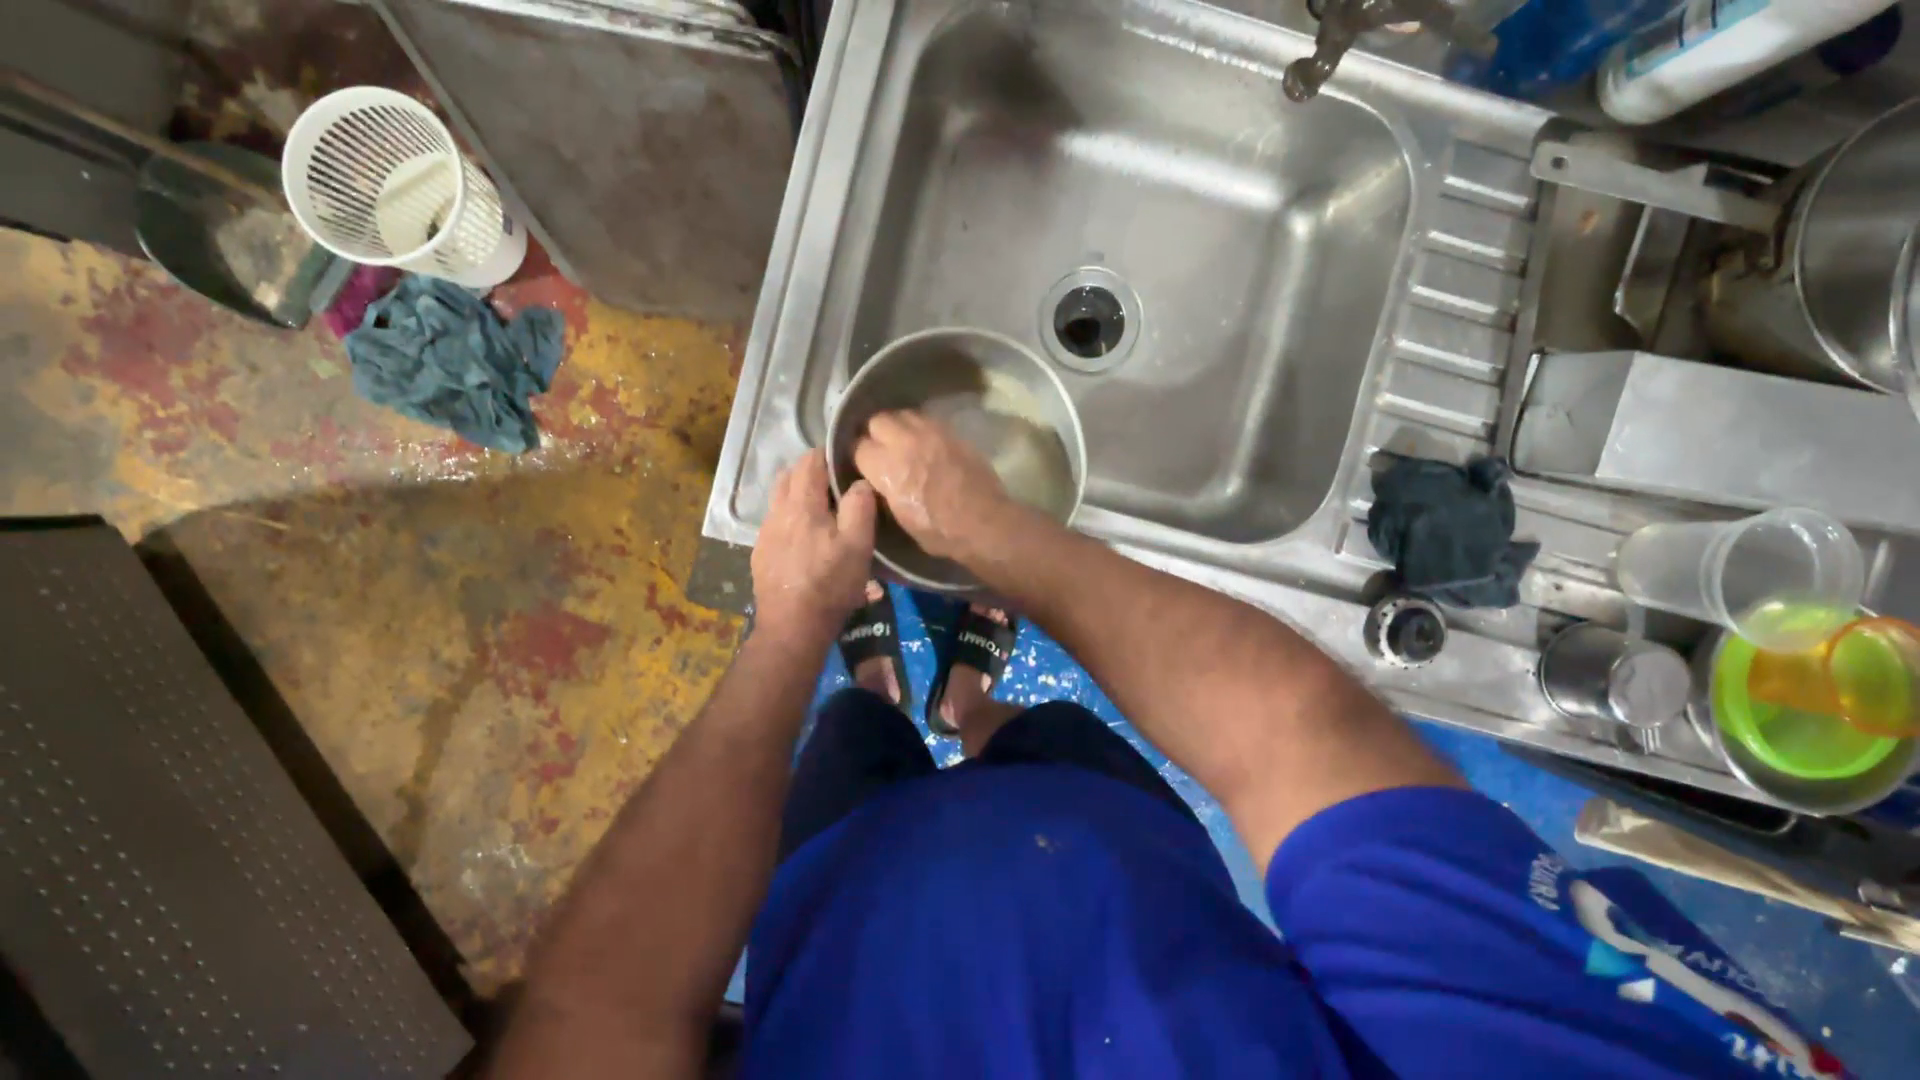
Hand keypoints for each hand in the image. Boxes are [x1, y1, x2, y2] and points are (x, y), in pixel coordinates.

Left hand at [752, 450, 876, 641]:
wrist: (792, 626)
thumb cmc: (830, 583)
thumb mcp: (858, 545)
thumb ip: (860, 507)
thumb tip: (859, 482)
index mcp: (802, 504)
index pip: (809, 461)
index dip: (826, 454)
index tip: (844, 459)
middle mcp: (777, 512)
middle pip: (788, 476)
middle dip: (809, 471)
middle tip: (835, 483)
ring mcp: (765, 534)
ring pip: (779, 500)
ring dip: (797, 495)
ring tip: (821, 511)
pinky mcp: (761, 554)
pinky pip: (775, 524)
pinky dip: (789, 519)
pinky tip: (804, 540)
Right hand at [852, 410, 1015, 559]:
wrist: (984, 523)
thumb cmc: (940, 532)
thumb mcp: (899, 519)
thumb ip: (883, 492)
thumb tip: (875, 481)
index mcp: (887, 468)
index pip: (857, 446)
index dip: (857, 456)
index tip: (862, 465)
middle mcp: (905, 443)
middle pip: (877, 421)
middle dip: (874, 433)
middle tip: (879, 449)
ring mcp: (931, 433)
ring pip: (902, 414)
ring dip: (897, 426)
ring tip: (900, 441)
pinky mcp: (951, 432)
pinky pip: (926, 419)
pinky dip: (919, 427)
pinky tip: (922, 442)